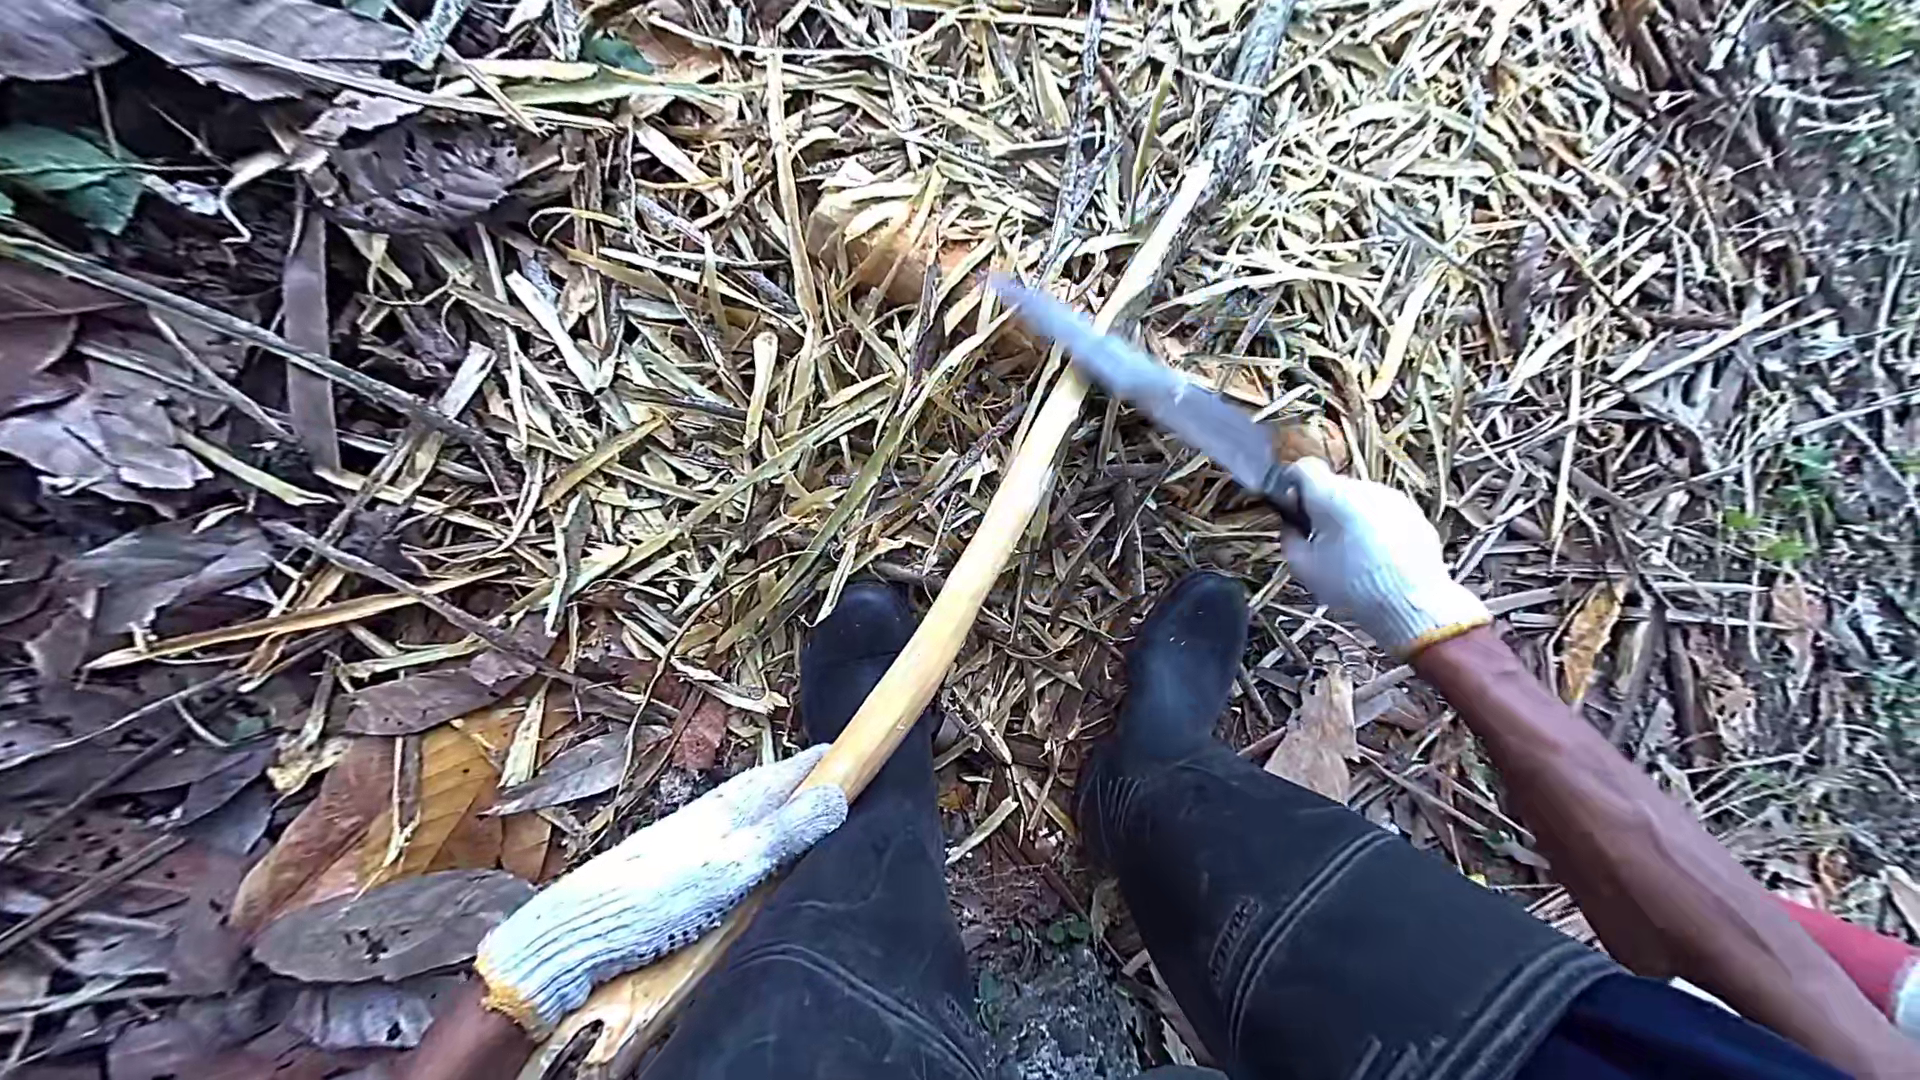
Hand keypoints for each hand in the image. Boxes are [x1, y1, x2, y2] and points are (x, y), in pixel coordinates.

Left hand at [473, 745, 846, 1032]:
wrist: (581, 930)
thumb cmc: (661, 893)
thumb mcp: (739, 863)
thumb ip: (792, 829)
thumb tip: (844, 792)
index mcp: (750, 792)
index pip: (811, 761)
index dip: (845, 760)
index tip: (879, 769)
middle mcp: (736, 800)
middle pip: (798, 786)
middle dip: (831, 795)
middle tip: (863, 819)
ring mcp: (719, 827)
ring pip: (779, 814)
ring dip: (806, 823)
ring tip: (831, 846)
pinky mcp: (705, 855)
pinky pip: (758, 840)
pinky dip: (780, 847)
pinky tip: (780, 874)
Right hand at [1279, 457, 1489, 656]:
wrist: (1412, 606)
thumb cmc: (1351, 587)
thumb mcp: (1301, 565)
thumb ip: (1288, 535)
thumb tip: (1291, 523)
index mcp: (1333, 497)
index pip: (1303, 468)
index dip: (1291, 486)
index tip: (1293, 511)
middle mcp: (1365, 488)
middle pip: (1332, 485)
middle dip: (1320, 506)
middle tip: (1319, 539)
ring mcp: (1394, 498)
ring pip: (1357, 497)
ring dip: (1347, 515)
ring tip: (1350, 551)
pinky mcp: (1414, 512)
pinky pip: (1381, 510)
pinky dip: (1371, 524)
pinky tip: (1374, 555)